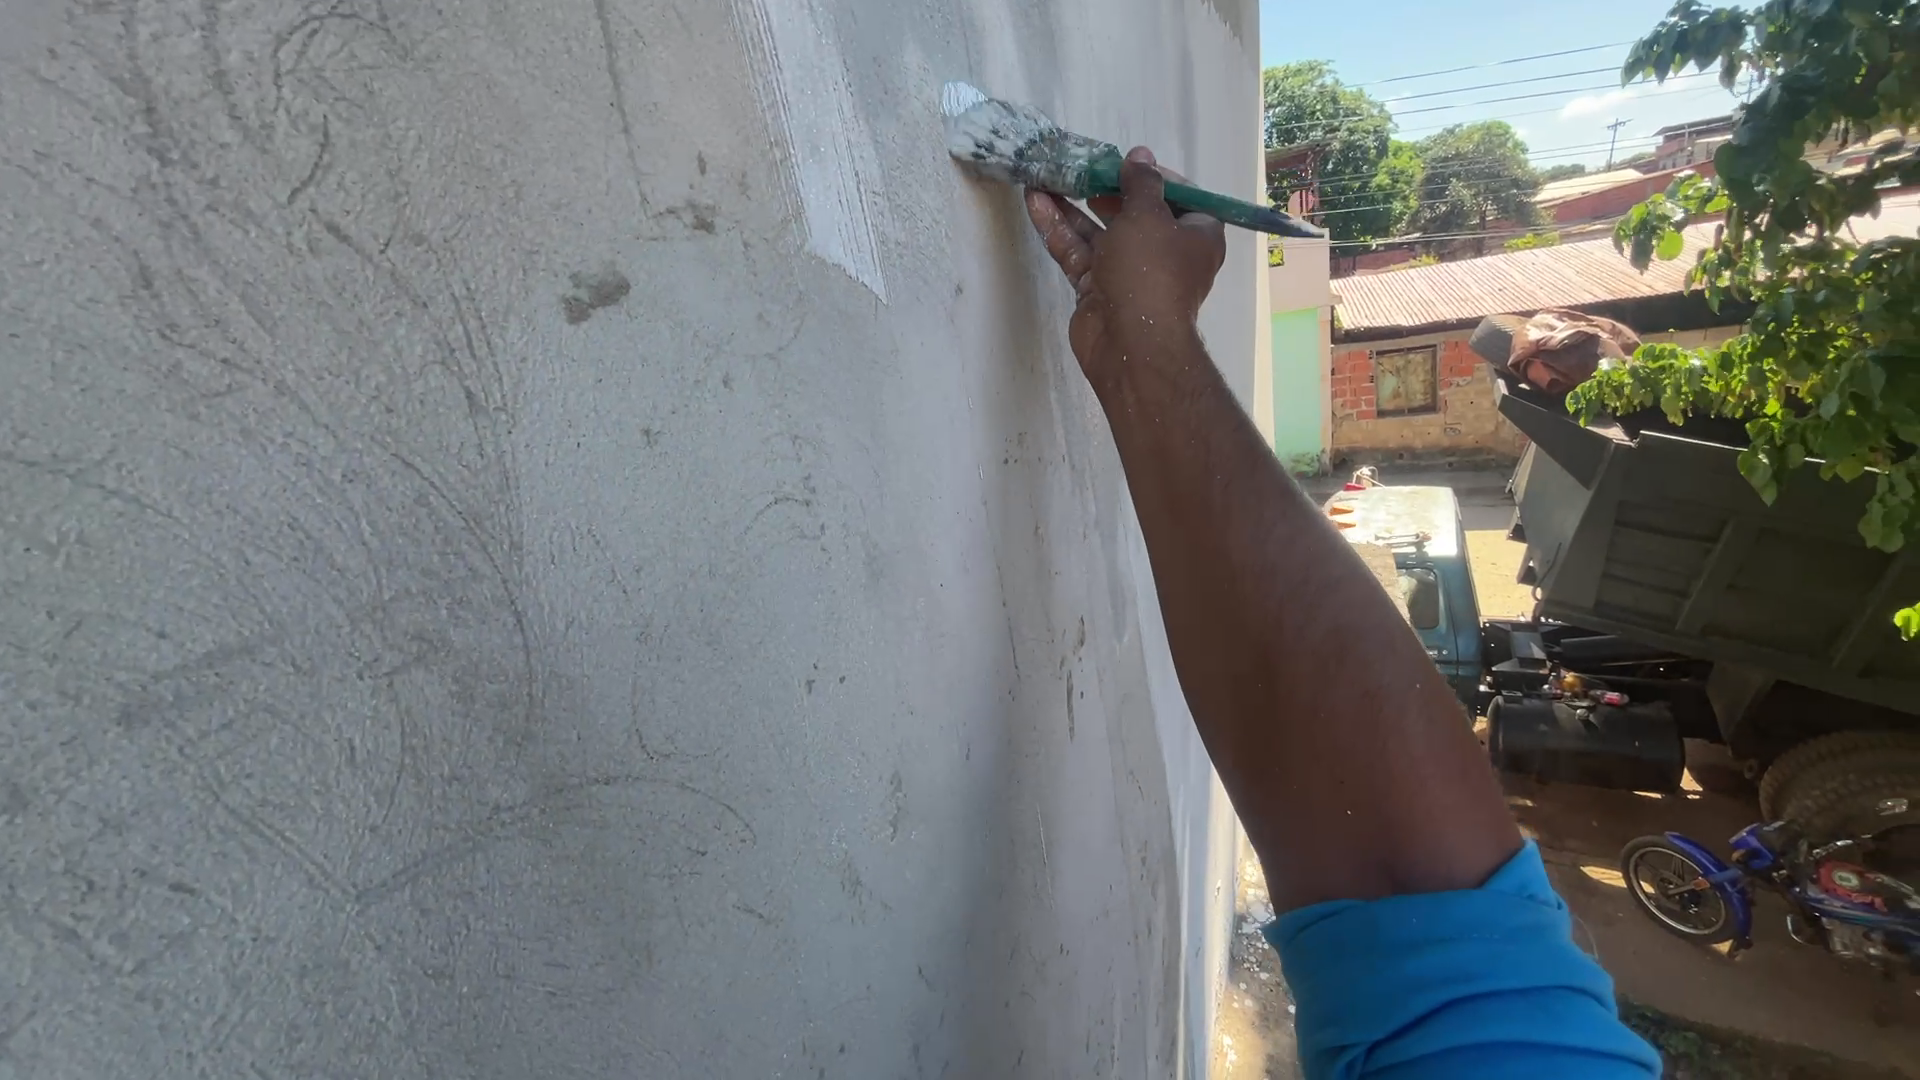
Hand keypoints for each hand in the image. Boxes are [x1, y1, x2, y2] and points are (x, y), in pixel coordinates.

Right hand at [1024, 146, 1226, 392]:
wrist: (1128, 342)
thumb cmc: (1150, 271)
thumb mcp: (1148, 215)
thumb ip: (1140, 183)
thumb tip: (1139, 156)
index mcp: (1195, 235)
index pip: (1178, 196)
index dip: (1151, 177)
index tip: (1125, 163)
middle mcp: (1164, 253)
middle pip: (1133, 214)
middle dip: (1104, 189)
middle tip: (1082, 168)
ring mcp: (1127, 273)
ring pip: (1099, 233)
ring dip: (1073, 206)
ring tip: (1047, 175)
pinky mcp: (1097, 289)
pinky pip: (1078, 253)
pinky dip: (1059, 230)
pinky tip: (1036, 202)